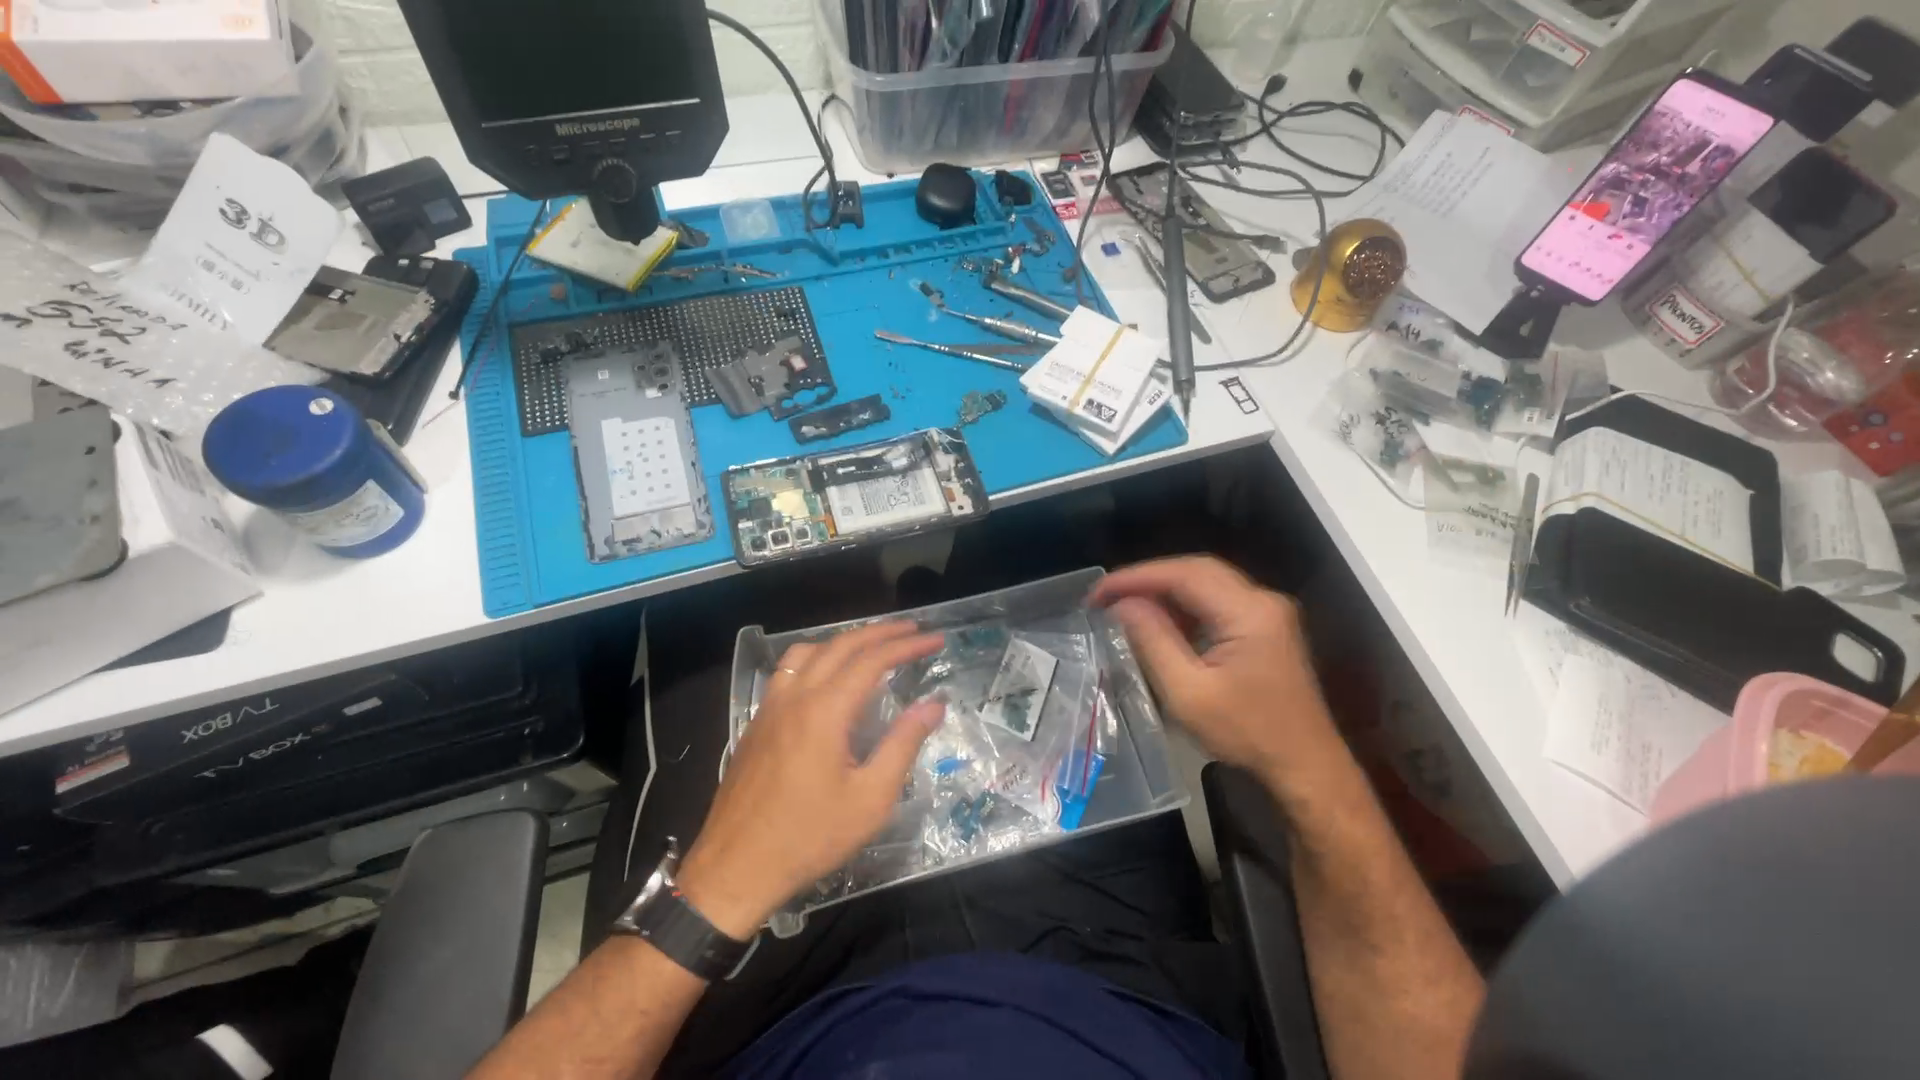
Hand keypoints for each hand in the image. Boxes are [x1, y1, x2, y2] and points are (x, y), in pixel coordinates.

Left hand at [676, 622, 944, 940]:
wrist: (736, 868)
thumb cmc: (809, 837)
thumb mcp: (870, 798)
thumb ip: (903, 744)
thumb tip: (933, 704)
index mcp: (824, 711)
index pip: (872, 661)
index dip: (907, 646)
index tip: (936, 639)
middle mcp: (794, 697)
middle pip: (839, 646)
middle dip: (880, 633)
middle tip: (913, 630)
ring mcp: (769, 708)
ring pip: (807, 653)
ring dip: (843, 641)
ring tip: (871, 647)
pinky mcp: (756, 725)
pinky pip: (787, 672)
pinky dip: (816, 658)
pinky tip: (826, 678)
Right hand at [1091, 556, 1345, 796]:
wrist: (1305, 766)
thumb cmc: (1247, 733)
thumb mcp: (1188, 693)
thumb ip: (1153, 641)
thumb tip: (1123, 605)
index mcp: (1249, 611)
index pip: (1184, 574)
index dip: (1136, 578)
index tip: (1097, 593)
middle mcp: (1263, 601)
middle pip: (1197, 571)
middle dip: (1148, 580)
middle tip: (1106, 596)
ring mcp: (1269, 613)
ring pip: (1208, 585)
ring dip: (1166, 592)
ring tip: (1125, 608)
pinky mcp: (1267, 629)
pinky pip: (1219, 603)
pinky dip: (1185, 607)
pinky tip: (1160, 623)